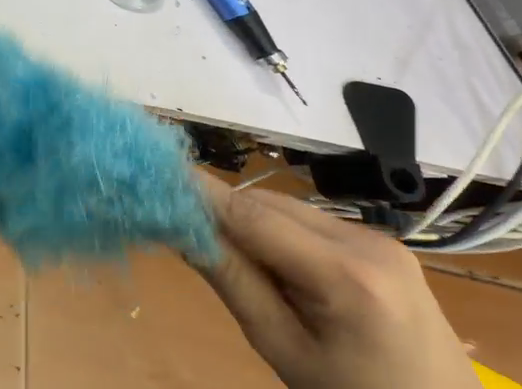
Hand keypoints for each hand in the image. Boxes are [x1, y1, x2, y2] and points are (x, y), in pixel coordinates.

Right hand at [192, 174, 478, 388]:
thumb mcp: (280, 345)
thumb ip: (228, 277)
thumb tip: (170, 220)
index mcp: (347, 275)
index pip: (246, 213)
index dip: (190, 191)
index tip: (140, 176)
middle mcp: (367, 240)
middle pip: (262, 205)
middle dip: (216, 213)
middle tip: (174, 231)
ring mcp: (379, 239)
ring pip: (279, 207)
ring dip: (243, 223)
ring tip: (226, 258)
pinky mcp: (381, 243)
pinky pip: (304, 221)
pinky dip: (272, 231)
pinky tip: (268, 263)